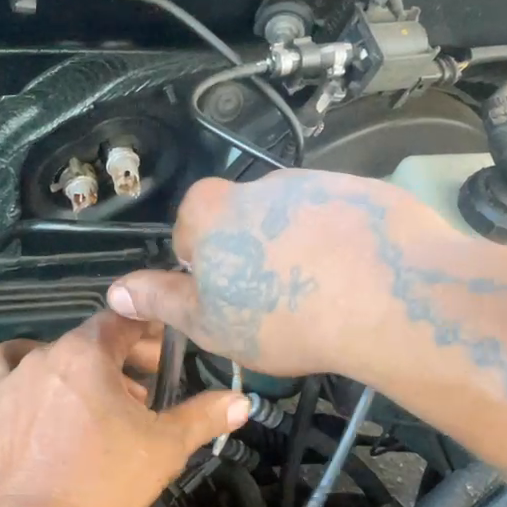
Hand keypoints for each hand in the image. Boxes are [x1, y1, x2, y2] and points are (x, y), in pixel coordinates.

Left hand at [0, 310, 248, 506]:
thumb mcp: (164, 447)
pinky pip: (1, 367)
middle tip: (143, 393)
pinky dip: (20, 367)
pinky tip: (33, 380)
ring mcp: (11, 378)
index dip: (148, 334)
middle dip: (121, 360)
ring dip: (79, 371)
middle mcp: (46, 354)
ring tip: (96, 403)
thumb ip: (203, 417)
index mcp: (88, 354)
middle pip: (90, 341)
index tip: (164, 357)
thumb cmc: (105, 480)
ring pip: (52, 357)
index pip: (123, 322)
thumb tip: (242, 400)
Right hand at [106, 169, 467, 378]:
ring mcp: (316, 183)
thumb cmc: (283, 318)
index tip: (226, 301)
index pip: (189, 232)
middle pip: (241, 224)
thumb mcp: (208, 323)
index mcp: (212, 212)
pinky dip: (340, 246)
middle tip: (271, 305)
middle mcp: (260, 185)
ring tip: (319, 298)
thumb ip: (160, 300)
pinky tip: (354, 283)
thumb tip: (116, 289)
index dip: (203, 271)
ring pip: (291, 223)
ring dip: (296, 252)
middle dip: (250, 258)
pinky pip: (338, 221)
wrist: (391, 299)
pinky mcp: (364, 191)